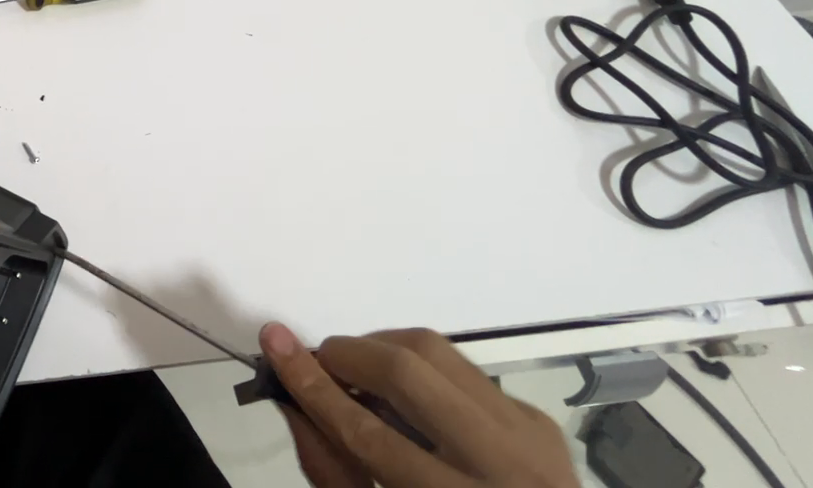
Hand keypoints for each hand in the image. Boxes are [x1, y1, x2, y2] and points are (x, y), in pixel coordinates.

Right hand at [260, 323, 577, 487]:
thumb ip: (329, 464)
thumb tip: (290, 392)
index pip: (368, 433)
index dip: (312, 384)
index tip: (273, 340)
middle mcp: (505, 471)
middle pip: (406, 375)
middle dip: (347, 357)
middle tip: (319, 366)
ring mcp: (531, 441)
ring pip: (435, 353)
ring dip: (381, 352)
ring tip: (360, 378)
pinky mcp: (539, 421)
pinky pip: (463, 370)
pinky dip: (422, 372)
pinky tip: (411, 401)